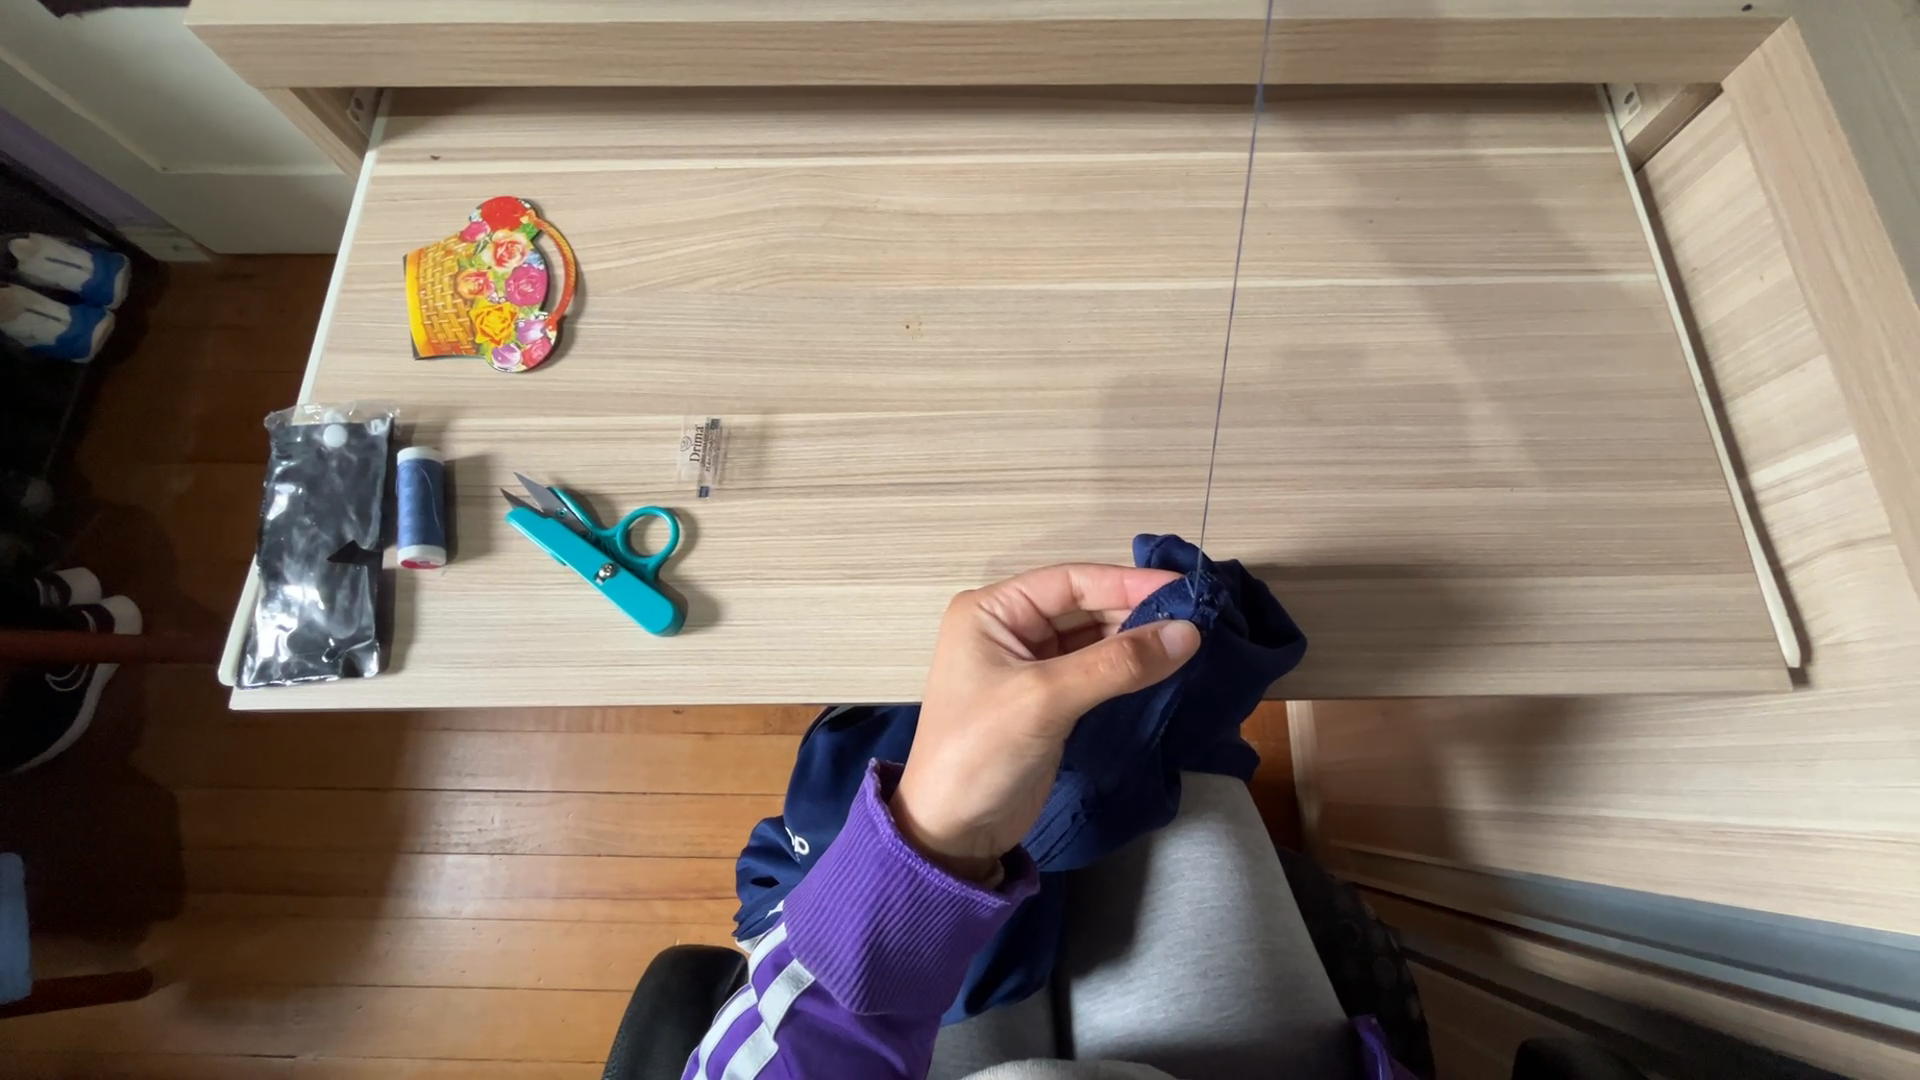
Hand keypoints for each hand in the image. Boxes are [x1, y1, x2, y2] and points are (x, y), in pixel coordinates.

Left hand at [892, 564, 1201, 881]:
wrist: (954, 831)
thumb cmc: (982, 751)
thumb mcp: (1045, 699)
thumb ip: (1116, 663)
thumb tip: (1188, 632)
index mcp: (992, 610)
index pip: (1069, 581)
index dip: (1127, 581)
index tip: (1185, 587)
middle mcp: (1008, 628)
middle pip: (1083, 606)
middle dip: (1135, 610)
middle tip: (1197, 617)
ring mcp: (1028, 664)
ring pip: (1092, 637)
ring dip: (1135, 639)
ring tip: (1191, 639)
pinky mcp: (1046, 698)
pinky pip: (1093, 669)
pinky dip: (1125, 668)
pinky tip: (1162, 665)